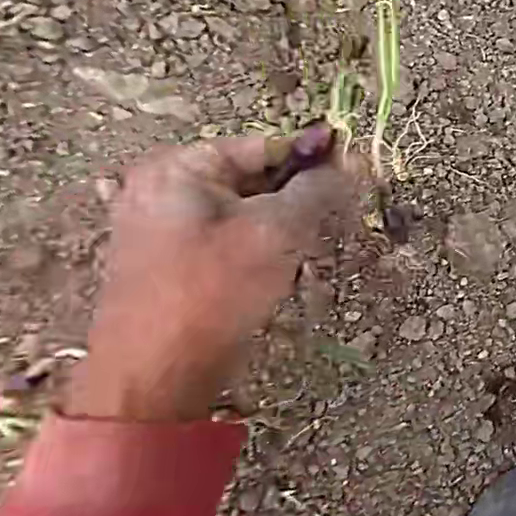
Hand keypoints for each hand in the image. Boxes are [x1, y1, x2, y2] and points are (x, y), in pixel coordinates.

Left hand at [63, 130, 352, 419]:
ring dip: (288, 222)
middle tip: (333, 217)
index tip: (358, 173)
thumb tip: (350, 162)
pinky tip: (282, 267)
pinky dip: (266, 242)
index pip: (268, 144)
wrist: (157, 370)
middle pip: (259, 175)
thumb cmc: (215, 289)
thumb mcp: (280, 229)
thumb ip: (318, 187)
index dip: (316, 157)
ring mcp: (165, 223)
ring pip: (252, 206)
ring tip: (306, 248)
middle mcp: (165, 187)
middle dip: (301, 195)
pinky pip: (235, 232)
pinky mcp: (175, 257)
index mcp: (180, 168)